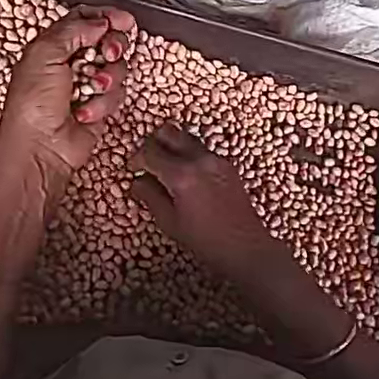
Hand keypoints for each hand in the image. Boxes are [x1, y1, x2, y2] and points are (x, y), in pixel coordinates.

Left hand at [0, 6, 135, 186]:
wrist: (40, 147)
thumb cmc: (32, 105)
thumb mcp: (45, 54)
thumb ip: (73, 30)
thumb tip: (100, 21)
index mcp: (55, 45)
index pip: (85, 20)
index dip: (105, 17)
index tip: (123, 20)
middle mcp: (73, 63)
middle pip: (108, 41)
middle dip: (114, 46)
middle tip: (108, 54)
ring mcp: (88, 86)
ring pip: (117, 68)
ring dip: (108, 78)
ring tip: (92, 88)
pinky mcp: (100, 107)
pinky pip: (117, 95)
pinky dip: (103, 104)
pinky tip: (85, 113)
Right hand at [128, 123, 291, 283]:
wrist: (245, 246)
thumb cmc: (205, 240)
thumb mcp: (170, 222)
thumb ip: (151, 197)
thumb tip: (137, 182)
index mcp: (182, 175)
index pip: (150, 152)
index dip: (137, 159)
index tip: (133, 170)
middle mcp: (200, 160)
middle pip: (169, 133)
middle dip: (154, 143)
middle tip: (147, 163)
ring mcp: (217, 160)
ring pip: (187, 138)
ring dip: (173, 147)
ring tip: (166, 171)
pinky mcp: (228, 165)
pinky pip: (202, 151)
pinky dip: (189, 156)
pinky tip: (187, 178)